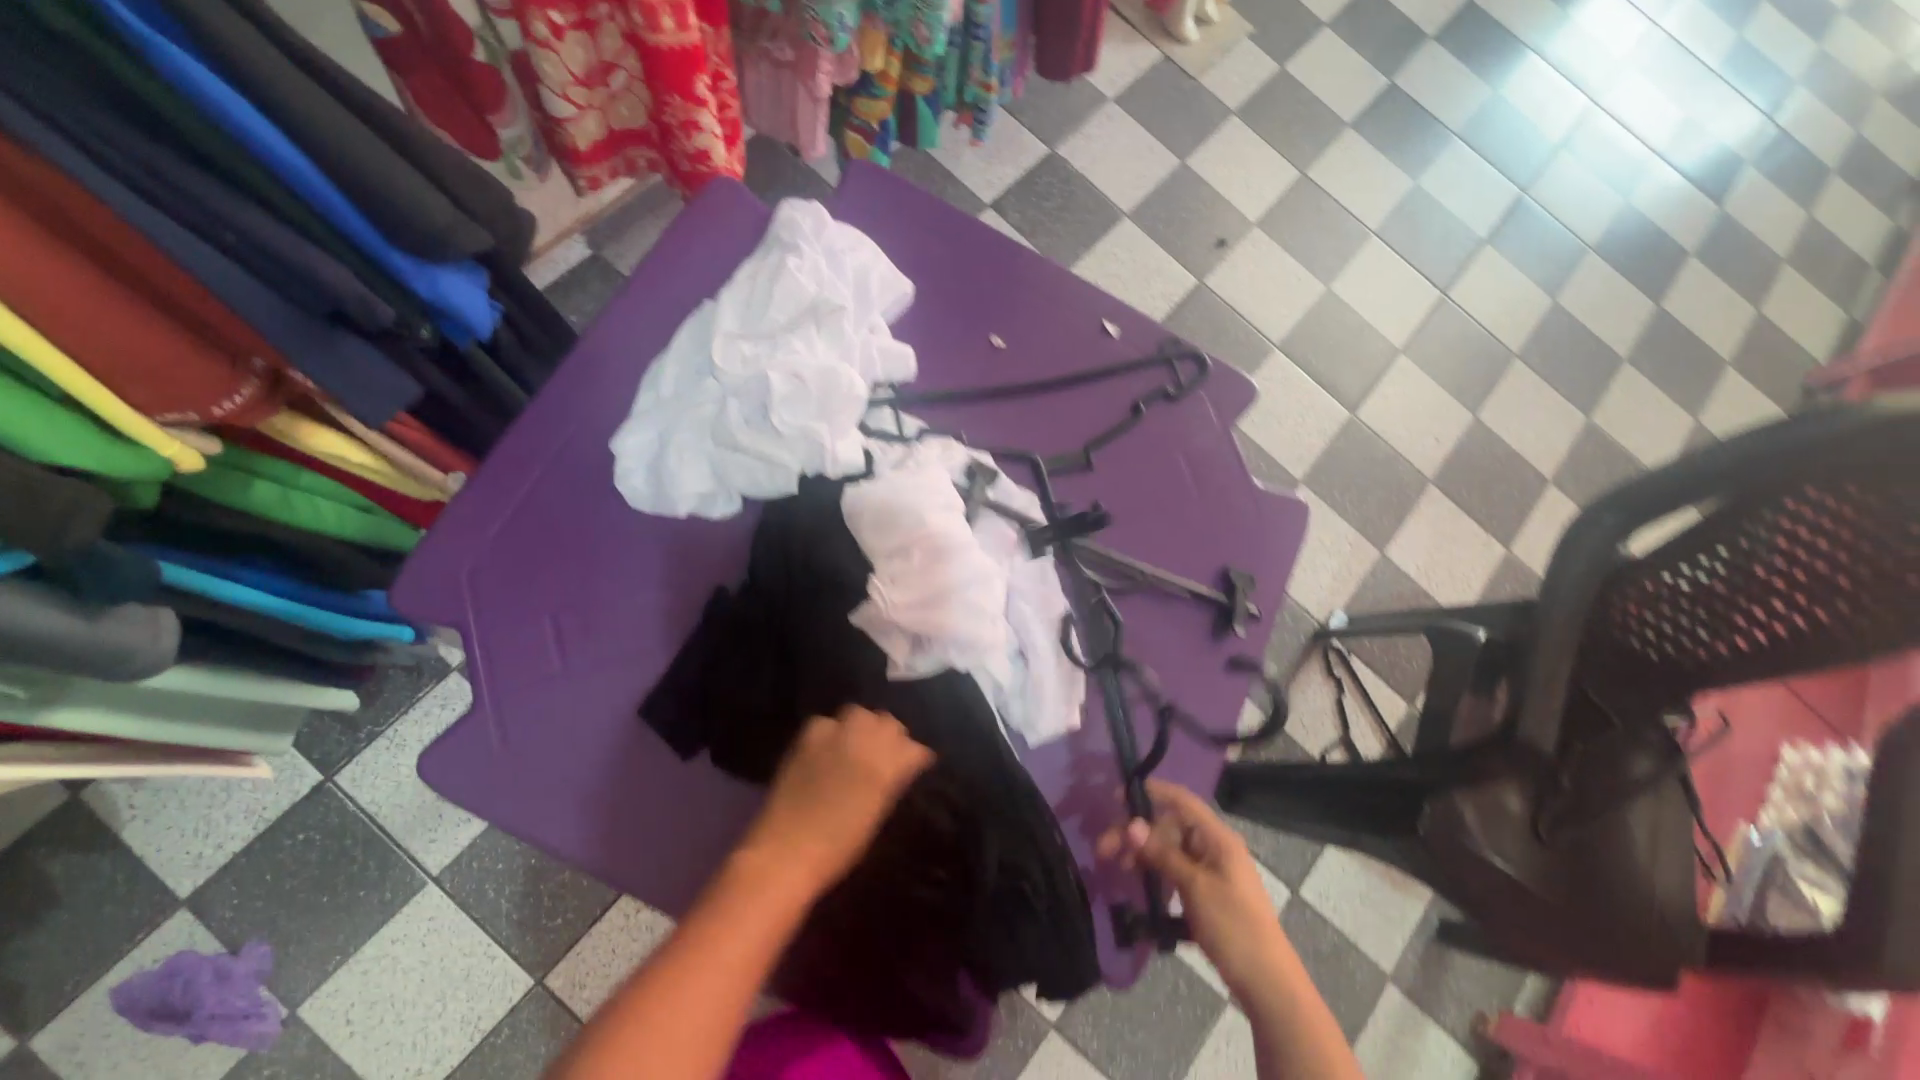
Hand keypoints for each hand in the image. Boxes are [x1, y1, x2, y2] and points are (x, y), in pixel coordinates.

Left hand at [737, 705, 933, 893]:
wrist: (786, 852)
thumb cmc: (839, 849)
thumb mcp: (877, 817)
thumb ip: (890, 786)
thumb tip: (899, 772)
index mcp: (887, 769)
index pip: (915, 749)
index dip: (917, 757)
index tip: (916, 765)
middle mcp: (864, 744)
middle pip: (889, 722)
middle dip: (892, 736)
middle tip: (887, 753)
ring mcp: (833, 738)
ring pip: (858, 713)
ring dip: (863, 726)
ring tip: (858, 744)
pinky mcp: (805, 739)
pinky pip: (824, 722)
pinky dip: (831, 731)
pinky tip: (828, 748)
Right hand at [1097, 779, 1290, 1000]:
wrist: (1265, 980)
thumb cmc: (1233, 926)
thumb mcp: (1195, 887)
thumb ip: (1163, 854)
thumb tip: (1131, 824)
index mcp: (1217, 839)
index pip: (1182, 801)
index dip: (1151, 793)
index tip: (1116, 797)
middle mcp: (1213, 849)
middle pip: (1169, 828)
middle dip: (1137, 834)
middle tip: (1104, 851)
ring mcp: (1210, 872)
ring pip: (1169, 852)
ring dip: (1143, 856)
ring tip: (1117, 870)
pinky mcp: (1205, 895)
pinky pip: (1174, 874)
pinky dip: (1155, 876)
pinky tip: (1137, 887)